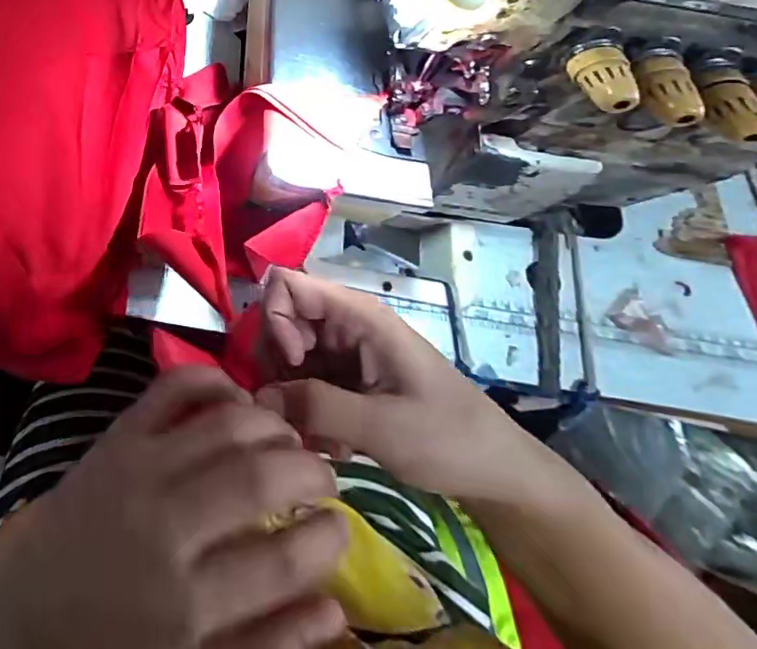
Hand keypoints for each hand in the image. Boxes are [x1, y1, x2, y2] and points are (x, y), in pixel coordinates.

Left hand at [0, 367, 350, 648]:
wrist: (33, 592)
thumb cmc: (116, 634)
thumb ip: (267, 642)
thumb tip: (336, 608)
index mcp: (188, 602)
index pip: (284, 561)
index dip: (330, 538)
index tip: (340, 526)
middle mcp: (167, 525)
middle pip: (261, 478)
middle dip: (310, 470)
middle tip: (322, 475)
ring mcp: (140, 467)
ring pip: (227, 424)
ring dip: (273, 424)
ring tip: (287, 439)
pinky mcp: (120, 433)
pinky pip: (174, 386)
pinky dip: (215, 379)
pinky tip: (238, 398)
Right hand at [252, 267, 574, 507]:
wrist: (497, 472)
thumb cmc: (448, 439)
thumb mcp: (382, 427)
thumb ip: (317, 406)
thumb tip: (259, 398)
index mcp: (359, 316)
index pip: (288, 284)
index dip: (276, 319)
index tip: (291, 364)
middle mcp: (346, 325)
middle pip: (281, 320)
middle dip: (276, 364)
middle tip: (293, 410)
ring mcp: (345, 352)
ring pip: (287, 355)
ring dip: (289, 393)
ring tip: (314, 435)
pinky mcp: (347, 379)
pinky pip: (304, 381)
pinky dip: (304, 408)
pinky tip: (328, 443)